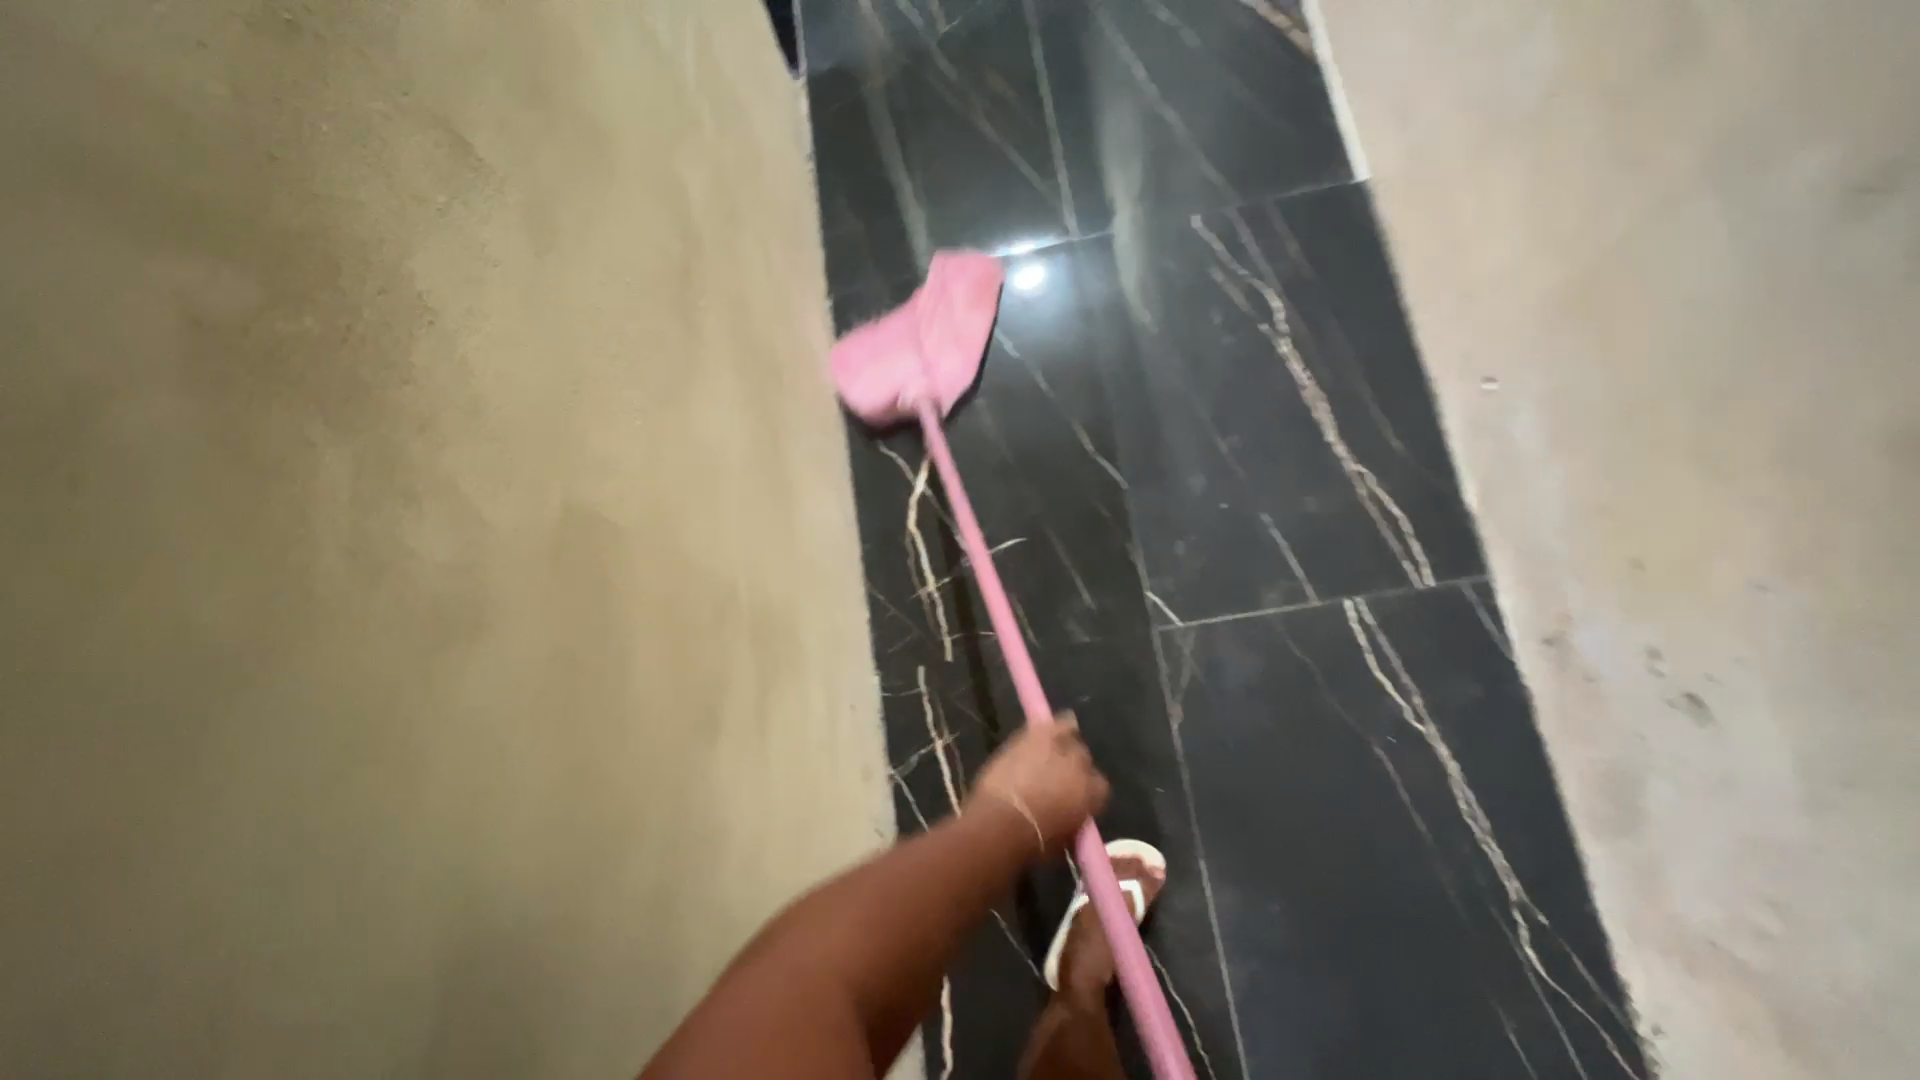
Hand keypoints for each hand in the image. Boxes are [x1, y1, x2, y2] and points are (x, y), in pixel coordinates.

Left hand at [966, 713, 1109, 852]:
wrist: (1003, 823)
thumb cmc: (1033, 843)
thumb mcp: (1063, 840)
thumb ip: (1072, 822)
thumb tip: (1069, 819)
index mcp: (1094, 796)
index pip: (1099, 788)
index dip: (1084, 791)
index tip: (1072, 797)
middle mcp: (1083, 768)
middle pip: (1083, 759)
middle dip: (1071, 768)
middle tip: (1053, 778)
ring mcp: (1060, 749)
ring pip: (1069, 737)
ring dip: (1061, 744)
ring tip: (1051, 749)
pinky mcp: (1037, 737)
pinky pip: (1053, 723)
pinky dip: (1052, 725)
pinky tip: (1047, 725)